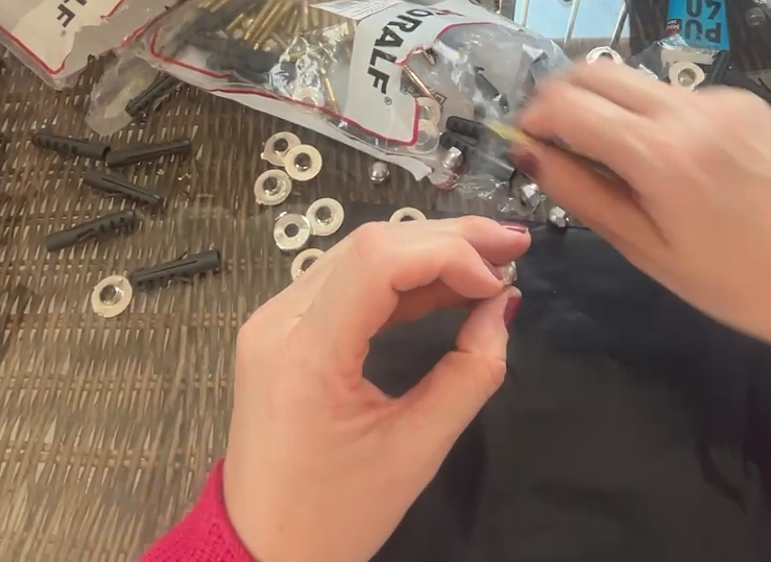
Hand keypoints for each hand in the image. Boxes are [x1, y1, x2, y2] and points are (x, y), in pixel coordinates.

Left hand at [223, 217, 527, 561]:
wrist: (257, 550)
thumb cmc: (334, 515)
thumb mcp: (415, 453)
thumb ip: (469, 373)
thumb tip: (504, 305)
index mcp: (304, 352)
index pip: (376, 262)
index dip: (446, 253)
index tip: (499, 281)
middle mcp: (279, 316)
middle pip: (371, 245)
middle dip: (449, 240)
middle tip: (513, 246)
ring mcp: (276, 315)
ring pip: (361, 253)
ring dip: (429, 250)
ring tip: (491, 257)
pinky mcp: (284, 322)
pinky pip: (350, 280)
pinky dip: (404, 276)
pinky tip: (450, 281)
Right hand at [514, 62, 770, 362]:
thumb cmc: (729, 281)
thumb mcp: (642, 248)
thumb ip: (579, 192)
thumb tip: (529, 154)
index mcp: (659, 155)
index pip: (567, 105)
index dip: (533, 117)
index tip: (526, 141)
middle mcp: (686, 110)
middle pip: (594, 72)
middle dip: (560, 97)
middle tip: (554, 137)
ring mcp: (718, 98)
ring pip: (632, 78)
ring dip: (603, 103)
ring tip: (609, 151)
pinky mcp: (742, 99)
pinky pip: (673, 94)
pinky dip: (649, 113)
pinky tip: (669, 156)